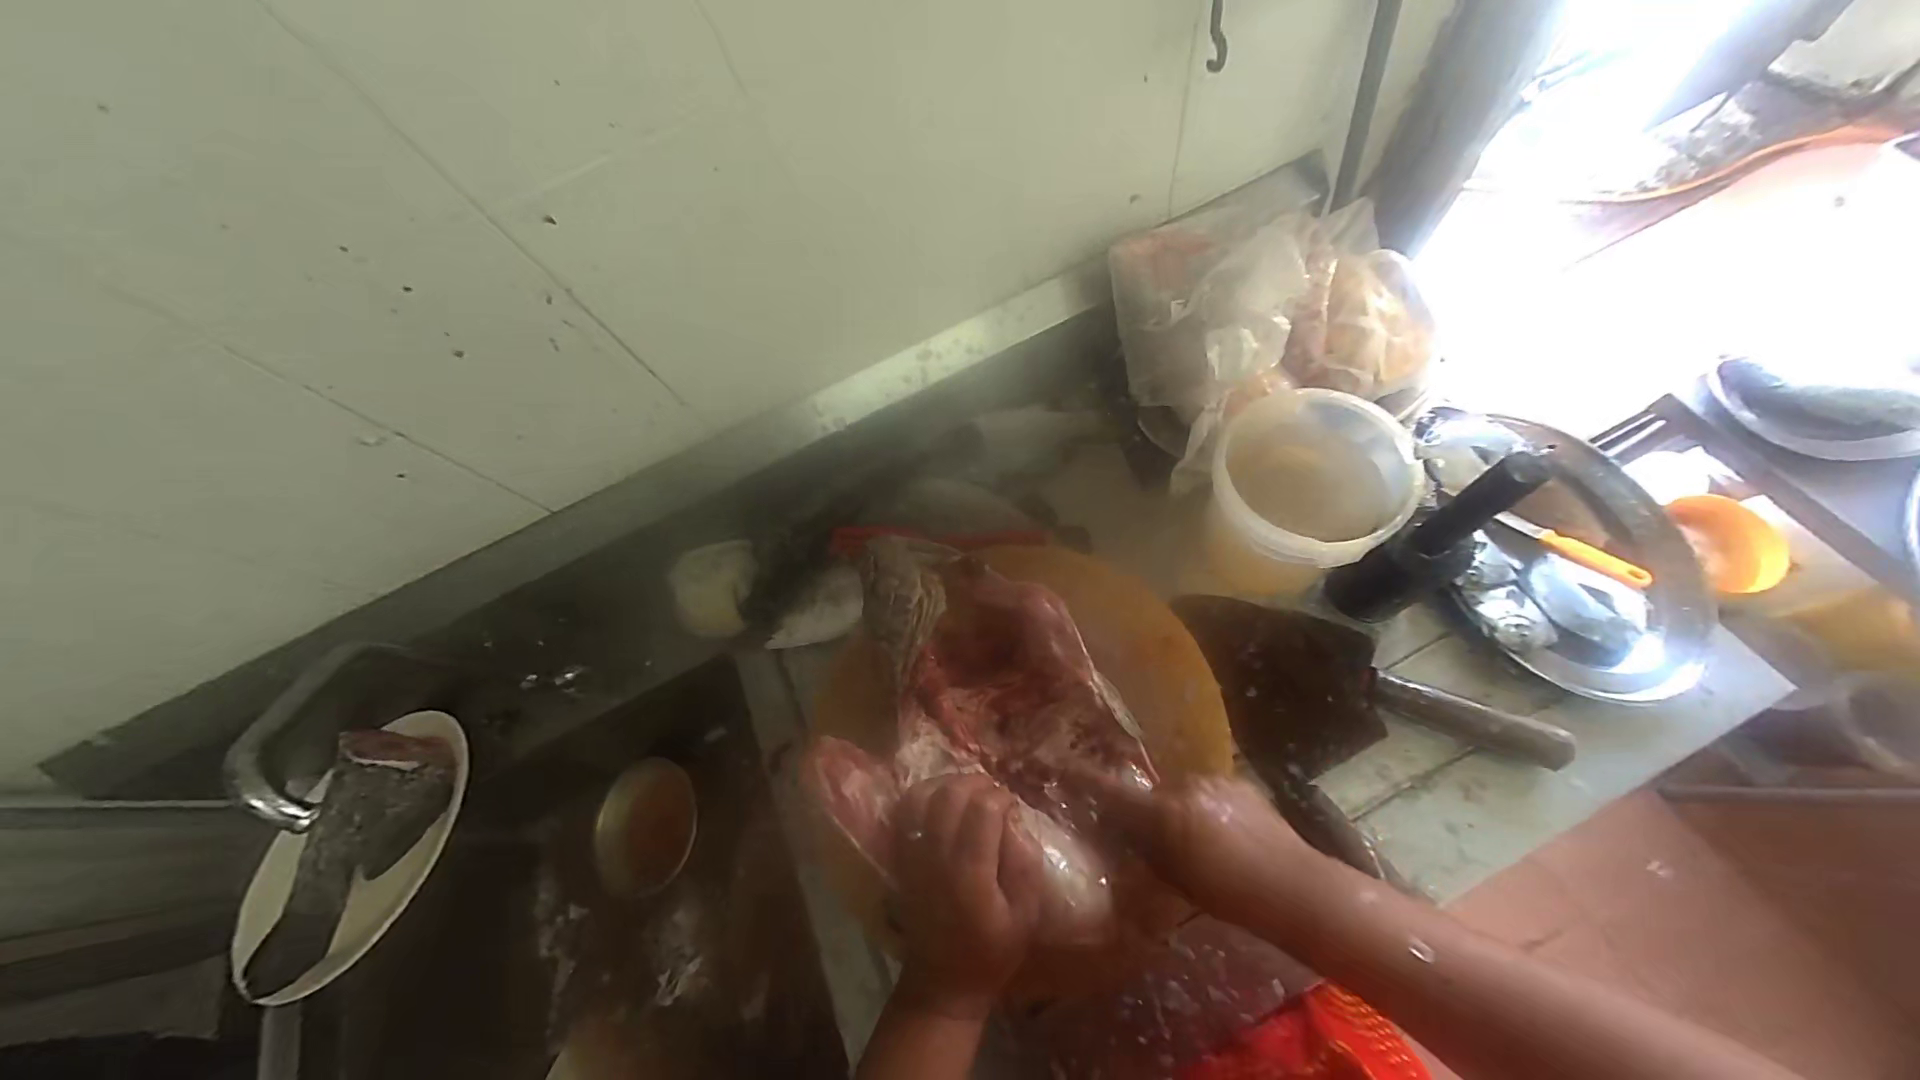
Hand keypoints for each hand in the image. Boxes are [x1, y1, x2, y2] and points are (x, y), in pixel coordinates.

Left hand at [891, 774, 1043, 1017]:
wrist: (942, 980)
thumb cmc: (992, 950)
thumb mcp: (1026, 914)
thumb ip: (1024, 862)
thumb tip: (1013, 819)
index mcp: (970, 874)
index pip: (982, 809)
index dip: (1001, 797)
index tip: (1012, 806)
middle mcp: (936, 857)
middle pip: (951, 794)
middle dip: (977, 783)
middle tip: (994, 794)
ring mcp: (912, 853)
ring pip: (924, 794)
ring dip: (950, 783)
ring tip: (970, 793)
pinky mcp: (900, 854)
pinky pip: (905, 809)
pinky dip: (924, 793)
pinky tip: (943, 798)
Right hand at [1073, 770, 1317, 926]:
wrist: (1296, 888)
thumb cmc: (1231, 896)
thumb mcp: (1175, 880)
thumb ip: (1145, 849)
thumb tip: (1123, 833)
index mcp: (1166, 812)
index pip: (1111, 791)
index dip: (1082, 779)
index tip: (1059, 767)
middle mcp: (1185, 785)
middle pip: (1149, 790)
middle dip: (1145, 807)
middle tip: (1150, 832)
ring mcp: (1213, 780)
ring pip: (1179, 788)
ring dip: (1178, 806)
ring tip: (1192, 836)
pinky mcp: (1237, 780)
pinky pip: (1206, 789)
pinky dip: (1204, 805)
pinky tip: (1220, 830)